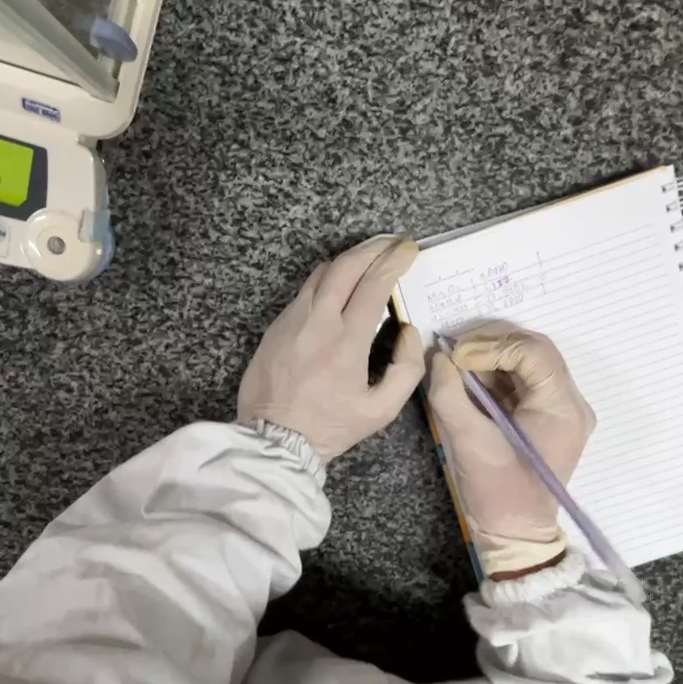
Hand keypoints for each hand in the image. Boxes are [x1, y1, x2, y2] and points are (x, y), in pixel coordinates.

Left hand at [238, 236, 425, 460]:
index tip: (408, 250)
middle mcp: (318, 321)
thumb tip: (409, 332)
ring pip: (320, 274)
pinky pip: (303, 292)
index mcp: (346, 341)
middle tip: (390, 244)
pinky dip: (325, 281)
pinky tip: (336, 288)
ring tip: (366, 259)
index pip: (374, 285)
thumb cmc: (329, 427)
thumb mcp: (380, 410)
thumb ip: (405, 369)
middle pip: (345, 266)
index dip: (394, 261)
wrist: (273, 439)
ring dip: (347, 261)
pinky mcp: (275, 327)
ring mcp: (292, 320)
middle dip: (372, 248)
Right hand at [425, 326, 594, 574]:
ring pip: (528, 360)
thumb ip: (449, 394)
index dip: (492, 345)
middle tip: (453, 352)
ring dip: (491, 355)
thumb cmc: (496, 492)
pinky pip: (523, 379)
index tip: (455, 357)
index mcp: (562, 409)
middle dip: (491, 343)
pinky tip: (470, 377)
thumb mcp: (467, 441)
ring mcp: (562, 408)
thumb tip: (438, 357)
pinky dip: (495, 371)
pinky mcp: (547, 414)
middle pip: (535, 349)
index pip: (534, 353)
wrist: (514, 533)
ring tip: (457, 363)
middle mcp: (571, 403)